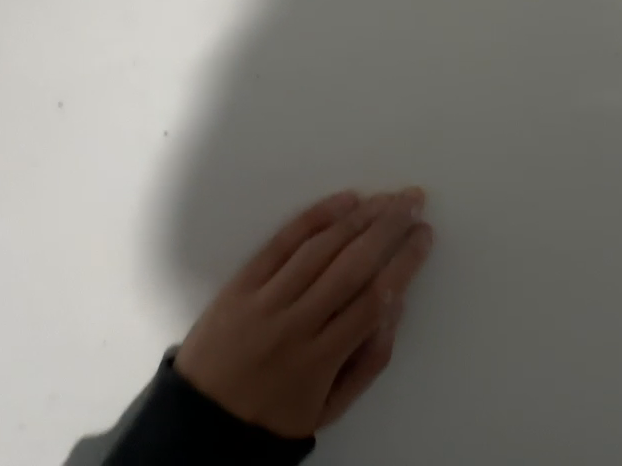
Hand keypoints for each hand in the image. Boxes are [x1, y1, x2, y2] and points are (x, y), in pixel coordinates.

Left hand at [174, 188, 434, 437]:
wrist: (196, 424)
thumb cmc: (273, 416)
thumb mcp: (328, 408)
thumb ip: (370, 361)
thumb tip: (398, 306)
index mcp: (320, 359)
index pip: (373, 299)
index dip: (404, 261)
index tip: (425, 235)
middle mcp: (294, 325)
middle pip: (351, 265)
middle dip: (388, 227)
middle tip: (413, 200)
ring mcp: (264, 301)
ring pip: (320, 248)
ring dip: (360, 216)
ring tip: (387, 196)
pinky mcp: (240, 285)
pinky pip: (281, 243)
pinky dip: (315, 217)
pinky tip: (344, 200)